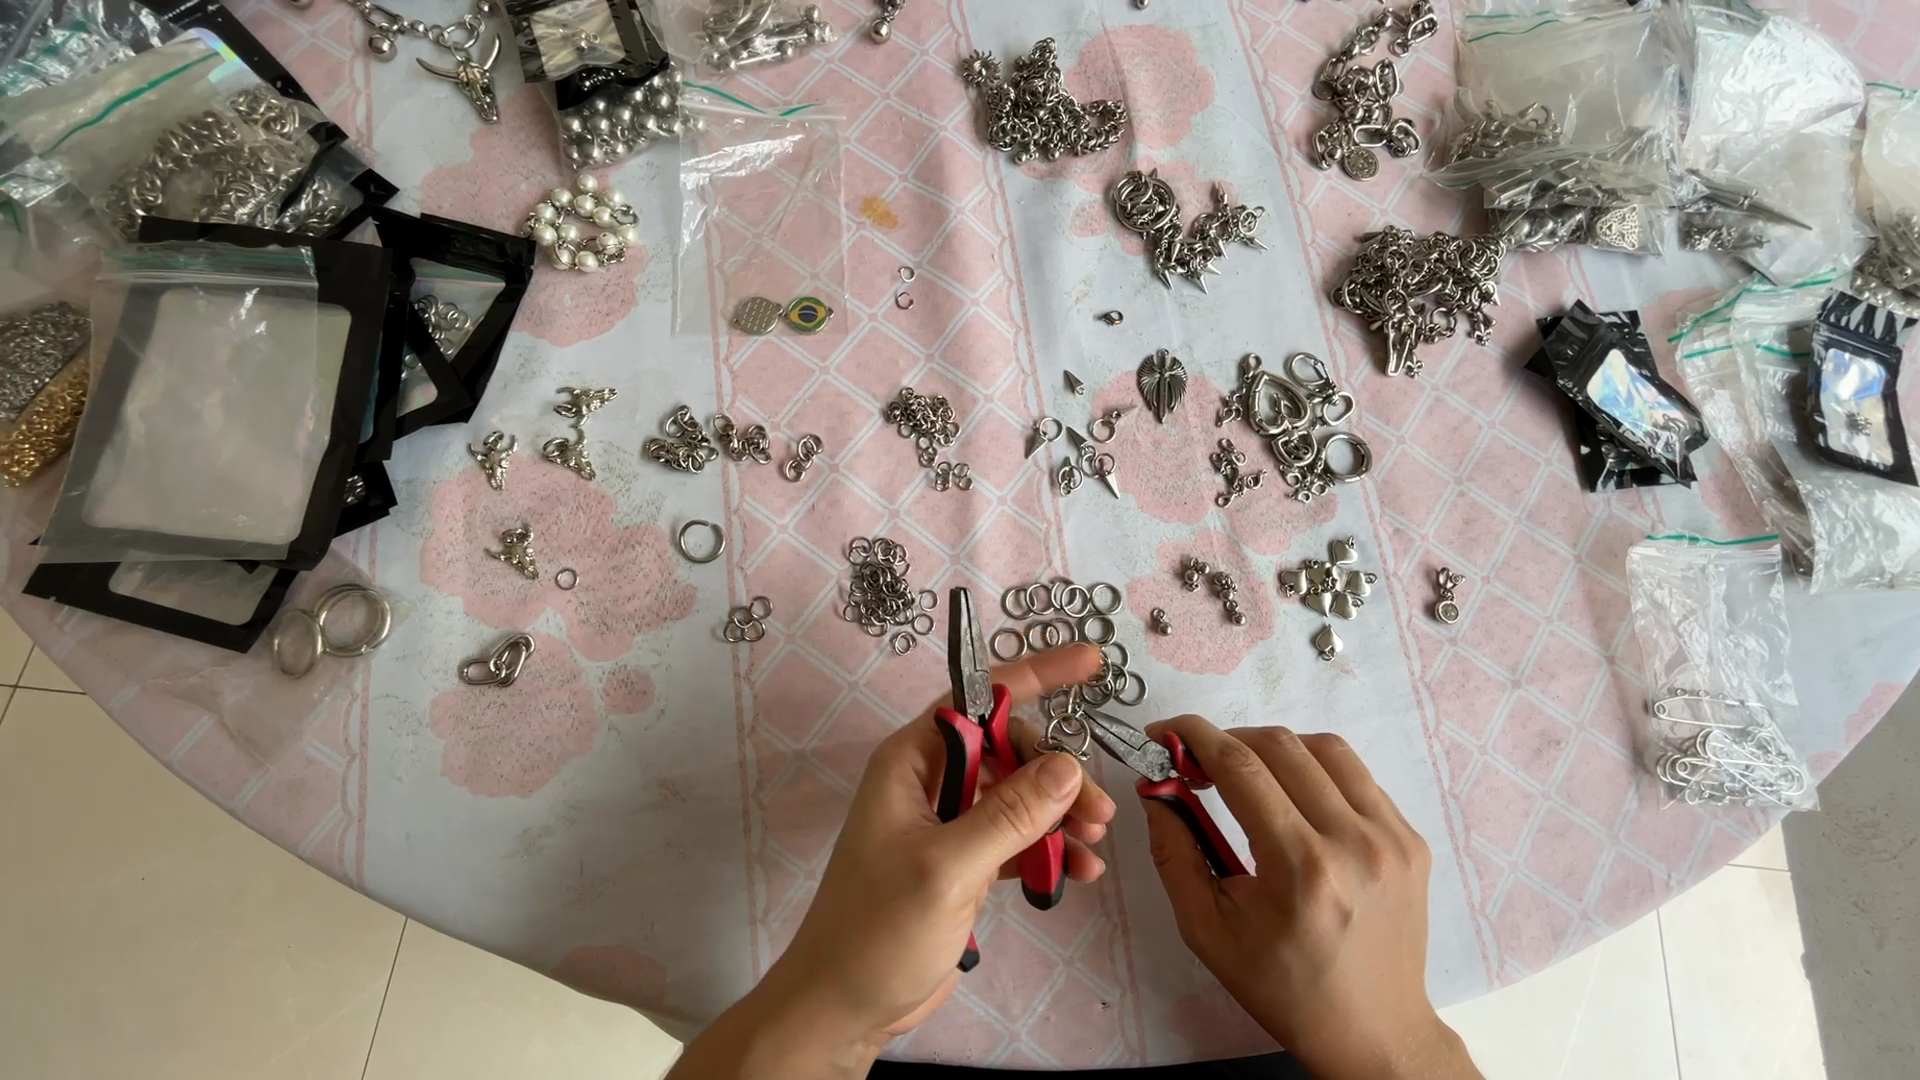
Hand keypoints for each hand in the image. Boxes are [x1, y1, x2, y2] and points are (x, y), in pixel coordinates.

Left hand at [669, 644, 1114, 1078]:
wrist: (845, 1008)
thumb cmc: (879, 929)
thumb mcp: (946, 868)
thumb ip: (1009, 814)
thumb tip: (1070, 766)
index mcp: (913, 760)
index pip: (978, 696)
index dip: (1035, 674)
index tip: (1090, 661)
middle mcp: (933, 780)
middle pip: (1010, 747)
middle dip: (1058, 770)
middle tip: (1100, 812)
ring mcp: (950, 821)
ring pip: (1020, 792)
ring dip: (1060, 812)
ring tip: (1097, 843)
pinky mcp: (966, 859)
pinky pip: (1018, 836)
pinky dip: (1049, 847)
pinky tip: (1081, 871)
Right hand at [1144, 717, 1480, 1079]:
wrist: (1373, 1031)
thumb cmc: (1280, 985)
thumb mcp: (1205, 928)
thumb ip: (1172, 850)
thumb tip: (1156, 787)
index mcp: (1300, 868)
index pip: (1240, 766)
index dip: (1194, 735)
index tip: (1163, 732)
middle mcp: (1353, 842)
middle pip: (1279, 745)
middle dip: (1225, 739)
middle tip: (1197, 762)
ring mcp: (1392, 837)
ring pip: (1322, 747)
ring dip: (1271, 747)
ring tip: (1245, 773)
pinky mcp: (1411, 839)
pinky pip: (1354, 774)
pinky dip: (1312, 768)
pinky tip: (1292, 796)